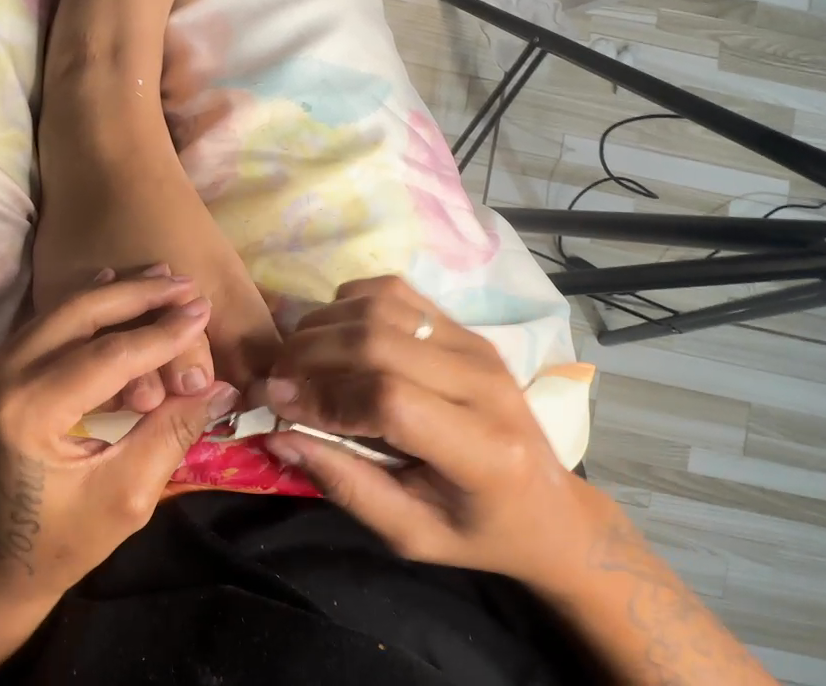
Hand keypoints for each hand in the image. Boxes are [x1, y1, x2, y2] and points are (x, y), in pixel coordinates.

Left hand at [0, 270, 240, 604]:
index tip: (203, 310)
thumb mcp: (127, 496)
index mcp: (27, 412)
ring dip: (112, 295)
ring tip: (161, 277)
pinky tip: (114, 290)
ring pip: (60, 313)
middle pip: (78, 315)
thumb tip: (218, 384)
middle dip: (137, 295)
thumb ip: (171, 432)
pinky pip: (45, 328)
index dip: (161, 333)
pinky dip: (85, 312)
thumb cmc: (62, 541)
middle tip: (185, 282)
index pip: (108, 356)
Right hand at [260, 276, 609, 591]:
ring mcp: (476, 345)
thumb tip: (277, 434)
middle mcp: (485, 384)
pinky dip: (348, 303)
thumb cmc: (477, 530)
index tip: (279, 404)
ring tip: (296, 356)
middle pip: (377, 342)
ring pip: (380, 307)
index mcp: (484, 450)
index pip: (391, 400)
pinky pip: (392, 292)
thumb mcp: (411, 534)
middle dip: (310, 355)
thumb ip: (345, 485)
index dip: (324, 397)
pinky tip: (332, 334)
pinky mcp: (463, 327)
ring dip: (323, 325)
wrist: (550, 508)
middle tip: (276, 378)